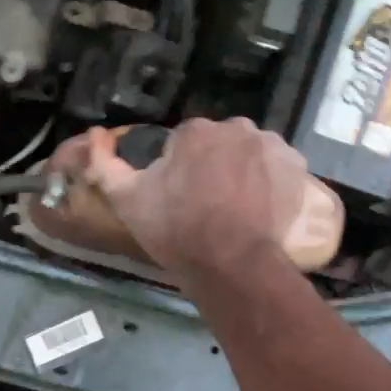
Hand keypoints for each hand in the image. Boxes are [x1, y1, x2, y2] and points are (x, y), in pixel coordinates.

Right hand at [51, 118, 340, 276]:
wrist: (230, 262)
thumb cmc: (174, 230)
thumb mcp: (126, 200)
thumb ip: (103, 165)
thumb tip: (94, 135)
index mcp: (195, 131)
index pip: (180, 141)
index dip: (173, 169)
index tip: (171, 195)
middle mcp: (237, 128)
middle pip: (216, 143)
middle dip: (208, 165)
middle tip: (199, 204)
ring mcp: (272, 146)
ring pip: (247, 153)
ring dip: (238, 171)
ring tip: (228, 209)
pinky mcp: (297, 167)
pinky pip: (276, 168)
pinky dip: (266, 182)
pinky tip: (254, 207)